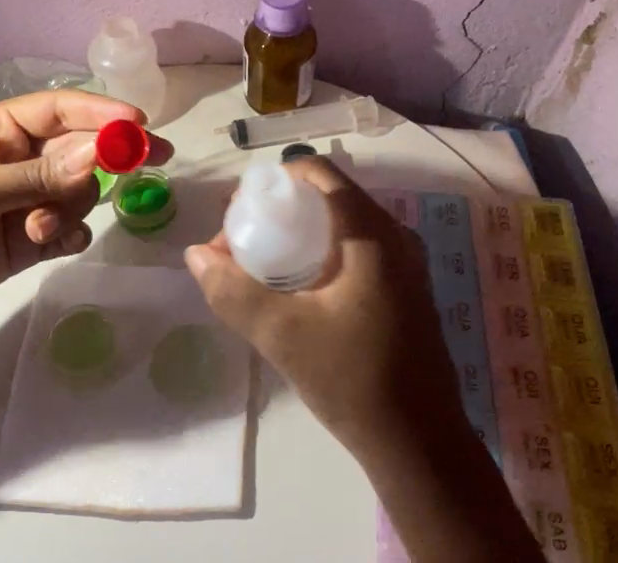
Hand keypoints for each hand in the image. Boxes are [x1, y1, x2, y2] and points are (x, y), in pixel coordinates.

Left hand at [0, 90, 169, 326]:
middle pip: (82, 149)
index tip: (140, 125)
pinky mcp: (30, 239)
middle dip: (111, 157)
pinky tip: (54, 244)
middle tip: (156, 160)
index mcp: (1, 130)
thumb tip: (97, 158)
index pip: (62, 109)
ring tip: (39, 229)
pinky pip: (71, 229)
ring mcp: (28, 200)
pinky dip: (71, 235)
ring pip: (81, 192)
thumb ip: (38, 175)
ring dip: (72, 208)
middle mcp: (21, 159)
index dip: (102, 113)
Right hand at [184, 157, 462, 457]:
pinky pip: (357, 251)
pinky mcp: (406, 290)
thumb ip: (233, 291)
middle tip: (243, 246)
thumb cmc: (354, 380)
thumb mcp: (282, 335)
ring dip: (300, 237)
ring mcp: (406, 264)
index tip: (240, 215)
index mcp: (373, 232)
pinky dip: (322, 256)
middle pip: (328, 198)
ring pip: (343, 227)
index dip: (274, 182)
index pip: (319, 173)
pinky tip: (298, 293)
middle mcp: (396, 235)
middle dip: (280, 212)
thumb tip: (196, 254)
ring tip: (263, 270)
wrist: (421, 444)